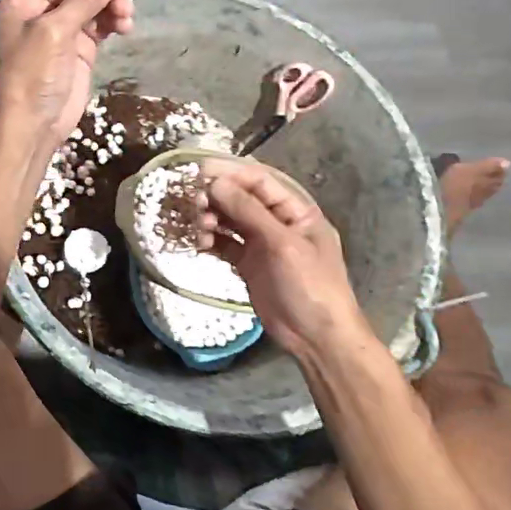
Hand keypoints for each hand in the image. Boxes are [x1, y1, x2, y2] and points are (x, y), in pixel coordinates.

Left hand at [0, 0, 145, 145]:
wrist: (34, 125)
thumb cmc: (32, 73)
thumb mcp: (55, 30)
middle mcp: (39, 10)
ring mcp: (61, 29)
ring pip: (92, 1)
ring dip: (112, 1)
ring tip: (125, 15)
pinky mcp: (80, 48)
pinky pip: (100, 23)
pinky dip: (113, 21)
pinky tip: (124, 27)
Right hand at [197, 159, 373, 359]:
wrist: (317, 338)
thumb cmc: (310, 286)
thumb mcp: (282, 245)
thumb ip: (248, 211)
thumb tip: (215, 183)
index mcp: (296, 211)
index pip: (259, 181)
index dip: (230, 173)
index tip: (199, 171)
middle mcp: (278, 222)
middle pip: (241, 198)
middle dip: (216, 197)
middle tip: (194, 203)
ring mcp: (262, 243)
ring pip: (230, 220)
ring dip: (211, 219)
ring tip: (198, 227)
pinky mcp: (249, 263)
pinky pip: (225, 244)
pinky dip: (211, 241)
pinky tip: (200, 244)